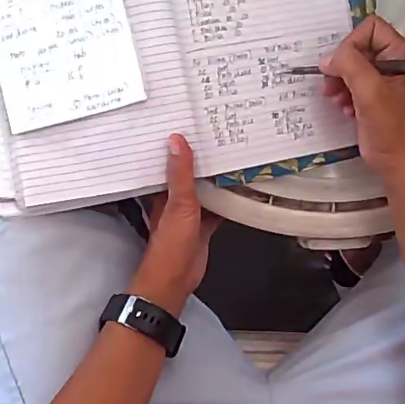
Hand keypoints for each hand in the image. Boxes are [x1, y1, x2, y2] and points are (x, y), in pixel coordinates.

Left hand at [129, 134, 219, 308]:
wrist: (176, 280)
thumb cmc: (171, 245)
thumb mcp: (179, 204)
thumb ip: (180, 174)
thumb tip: (176, 141)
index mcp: (163, 191)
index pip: (169, 161)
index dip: (178, 144)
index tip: (190, 123)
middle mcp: (174, 199)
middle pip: (189, 174)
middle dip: (200, 158)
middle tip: (217, 135)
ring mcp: (189, 213)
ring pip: (204, 190)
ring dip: (215, 178)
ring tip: (231, 156)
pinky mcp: (203, 226)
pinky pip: (216, 207)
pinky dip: (227, 200)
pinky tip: (240, 189)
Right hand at [320, 16, 404, 187]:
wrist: (396, 160)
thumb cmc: (392, 130)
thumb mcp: (369, 91)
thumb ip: (350, 65)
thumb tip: (330, 58)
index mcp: (401, 55)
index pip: (370, 29)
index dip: (352, 44)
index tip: (343, 64)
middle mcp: (393, 63)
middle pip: (358, 47)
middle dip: (342, 66)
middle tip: (334, 83)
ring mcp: (382, 79)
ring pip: (351, 65)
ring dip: (340, 81)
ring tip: (339, 98)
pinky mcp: (372, 95)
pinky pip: (350, 82)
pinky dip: (343, 93)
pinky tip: (346, 107)